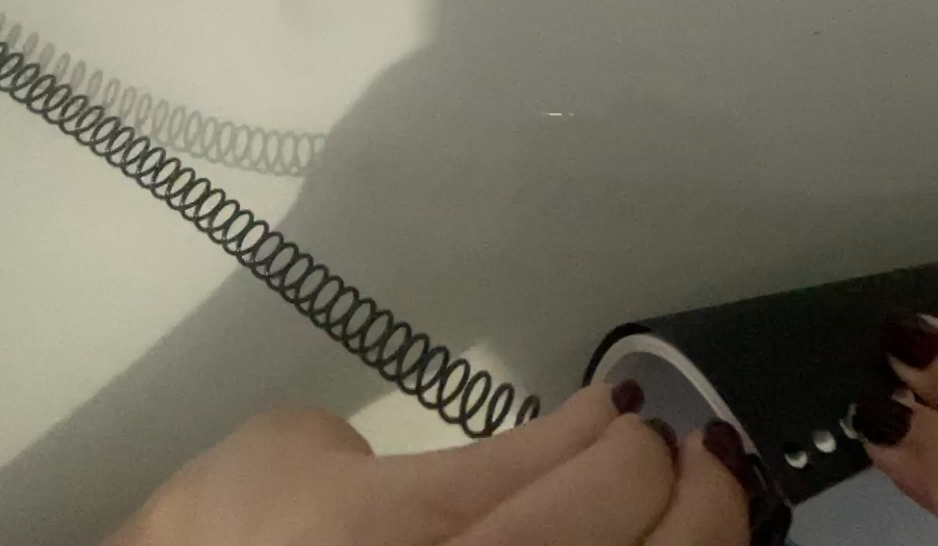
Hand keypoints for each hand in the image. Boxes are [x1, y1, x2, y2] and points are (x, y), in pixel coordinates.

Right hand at [106, 382, 765, 545]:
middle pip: (619, 520)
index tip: (622, 404)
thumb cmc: (231, 533)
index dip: (607, 424)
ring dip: (700, 532)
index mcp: (404, 527)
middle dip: (676, 474)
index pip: (550, 462)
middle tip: (687, 446)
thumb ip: (386, 426)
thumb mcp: (283, 452)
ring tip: (706, 492)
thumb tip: (488, 447)